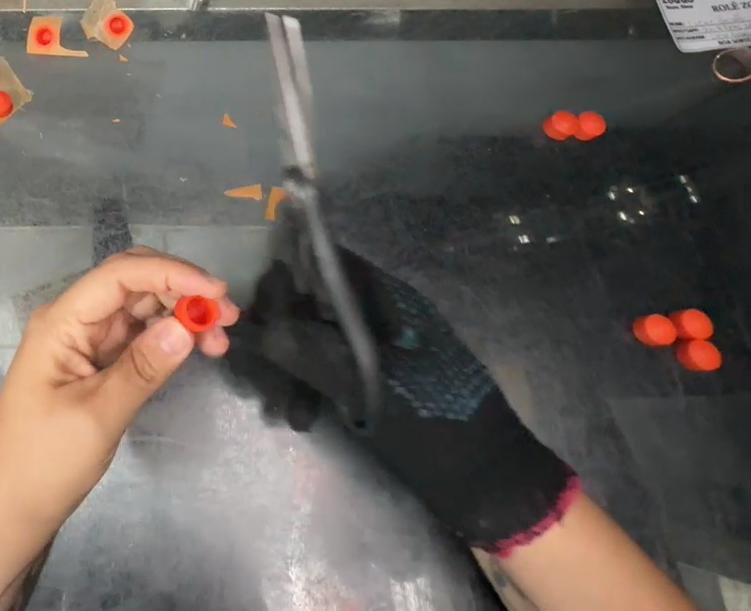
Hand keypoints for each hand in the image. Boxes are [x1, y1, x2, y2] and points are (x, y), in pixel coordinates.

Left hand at [0, 249, 238, 530]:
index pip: (119, 275)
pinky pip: (138, 333)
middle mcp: (73, 318)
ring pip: (140, 305)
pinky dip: (170, 335)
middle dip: (181, 288)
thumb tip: (185, 327)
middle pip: (132, 281)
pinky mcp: (97, 359)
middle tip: (228, 313)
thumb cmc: (44, 461)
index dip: (170, 273)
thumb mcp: (98, 417)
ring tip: (221, 338)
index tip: (217, 290)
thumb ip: (141, 369)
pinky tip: (197, 348)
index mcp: (61, 321)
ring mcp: (85, 338)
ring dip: (180, 311)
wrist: (11, 504)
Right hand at [226, 253, 576, 554]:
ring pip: (321, 337)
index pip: (330, 263)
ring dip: (293, 364)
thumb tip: (258, 330)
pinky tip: (299, 414)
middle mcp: (384, 314)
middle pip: (319, 300)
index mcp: (390, 300)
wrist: (493, 489)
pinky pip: (333, 367)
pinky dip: (312, 385)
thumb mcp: (369, 389)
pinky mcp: (379, 380)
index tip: (258, 304)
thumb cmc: (437, 426)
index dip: (289, 275)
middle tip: (257, 358)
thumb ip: (312, 353)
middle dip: (284, 327)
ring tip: (282, 405)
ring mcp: (382, 348)